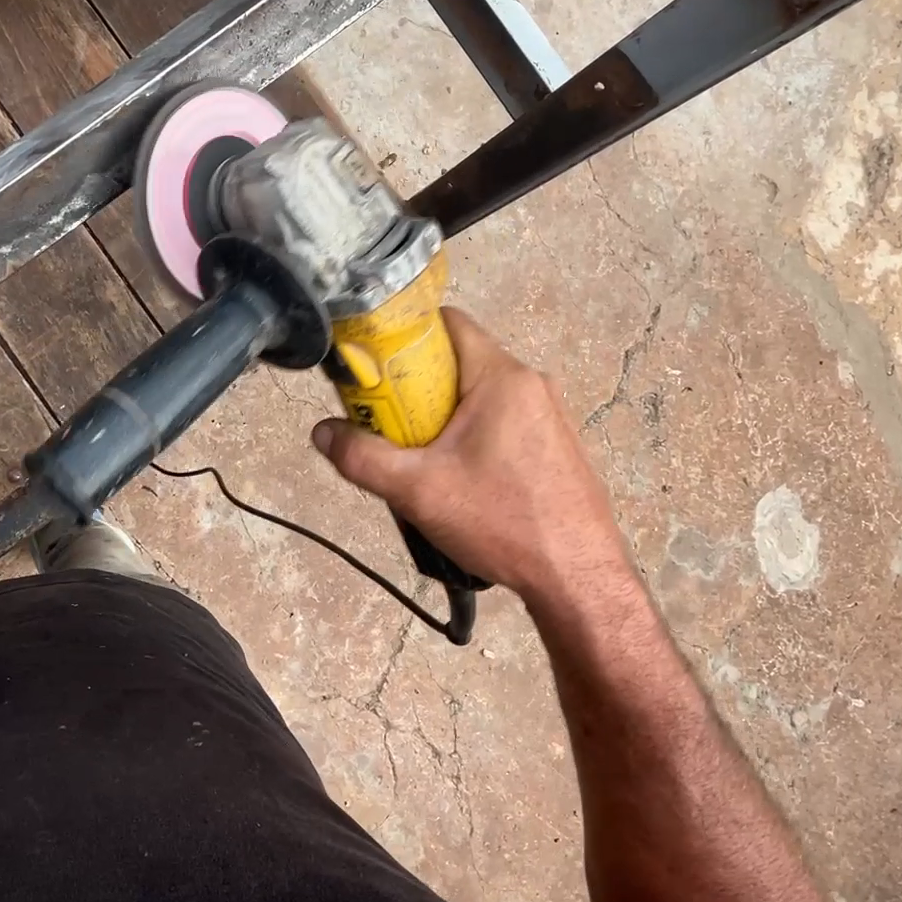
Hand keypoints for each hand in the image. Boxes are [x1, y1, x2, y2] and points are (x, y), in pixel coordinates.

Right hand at [311, 308, 631, 603]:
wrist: (579, 580)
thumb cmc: (501, 522)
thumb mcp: (416, 490)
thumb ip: (360, 457)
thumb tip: (321, 432)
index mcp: (501, 377)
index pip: (445, 322)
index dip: (401, 337)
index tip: (372, 370)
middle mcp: (530, 384)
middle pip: (455, 362)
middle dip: (412, 388)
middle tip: (385, 425)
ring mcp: (548, 414)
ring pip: (474, 394)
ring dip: (438, 417)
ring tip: (417, 460)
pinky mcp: (554, 444)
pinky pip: (497, 421)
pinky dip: (466, 436)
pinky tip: (457, 481)